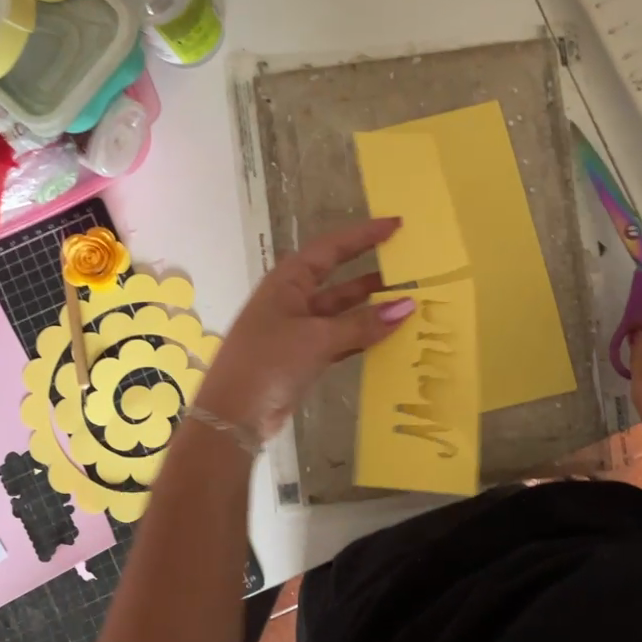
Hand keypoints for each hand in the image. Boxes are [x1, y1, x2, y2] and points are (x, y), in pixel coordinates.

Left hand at [194, 218, 415, 434]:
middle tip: (409, 263)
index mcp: (288, 281)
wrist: (232, 416)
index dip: (363, 235)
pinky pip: (341, 338)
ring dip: (371, 308)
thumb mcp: (317, 338)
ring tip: (410, 299)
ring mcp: (298, 329)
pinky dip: (363, 337)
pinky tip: (391, 336)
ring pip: (342, 311)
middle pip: (339, 278)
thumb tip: (406, 306)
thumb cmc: (268, 362)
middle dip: (371, 270)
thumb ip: (362, 324)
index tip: (396, 225)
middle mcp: (293, 298)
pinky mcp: (303, 357)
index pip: (331, 248)